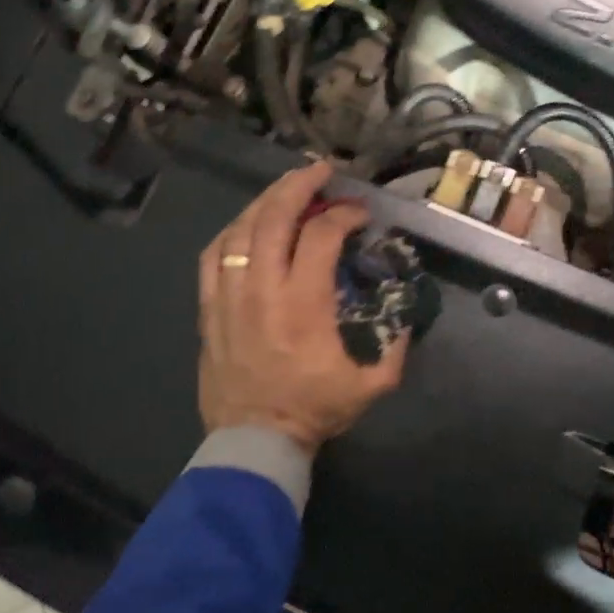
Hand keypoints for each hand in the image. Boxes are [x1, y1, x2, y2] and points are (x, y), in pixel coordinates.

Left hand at [198, 162, 407, 452]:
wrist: (255, 442)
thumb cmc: (314, 410)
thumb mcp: (371, 385)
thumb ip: (395, 348)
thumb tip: (404, 318)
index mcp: (304, 305)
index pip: (321, 236)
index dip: (344, 214)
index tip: (360, 213)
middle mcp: (263, 290)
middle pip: (273, 217)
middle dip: (299, 185)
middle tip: (321, 170)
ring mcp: (229, 297)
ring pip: (240, 230)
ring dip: (266, 201)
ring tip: (287, 188)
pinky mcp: (209, 309)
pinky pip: (213, 255)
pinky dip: (233, 231)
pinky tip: (248, 224)